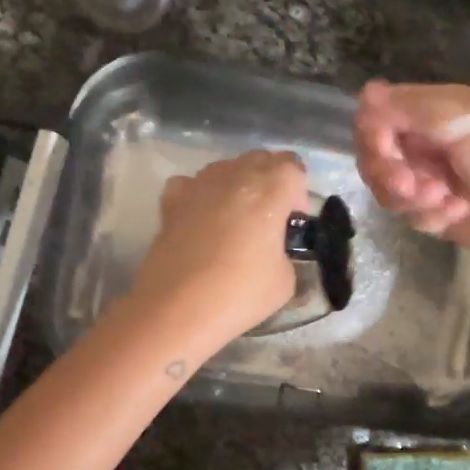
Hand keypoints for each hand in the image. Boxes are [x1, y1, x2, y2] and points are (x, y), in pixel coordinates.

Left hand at [129, 150, 311, 347]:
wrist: (177, 308)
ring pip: (226, 169)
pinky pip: (193, 184)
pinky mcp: (171, 200)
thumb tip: (272, 249)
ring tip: (235, 221)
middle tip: (270, 219)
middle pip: (260, 160)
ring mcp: (199, 184)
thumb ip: (284, 250)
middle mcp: (234, 175)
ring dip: (237, 186)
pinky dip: (202, 195)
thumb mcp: (285, 279)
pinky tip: (203, 220)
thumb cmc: (240, 293)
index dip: (298, 194)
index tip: (293, 223)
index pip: (293, 167)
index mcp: (270, 188)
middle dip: (270, 183)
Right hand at [354, 80, 469, 262]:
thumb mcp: (464, 122)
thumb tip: (365, 93)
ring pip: (387, 190)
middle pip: (375, 156)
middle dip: (389, 173)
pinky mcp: (436, 213)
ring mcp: (429, 179)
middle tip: (412, 186)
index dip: (372, 135)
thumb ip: (411, 108)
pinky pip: (410, 216)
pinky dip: (430, 216)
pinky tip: (458, 212)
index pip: (376, 117)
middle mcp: (425, 143)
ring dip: (411, 198)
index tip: (386, 150)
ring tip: (444, 200)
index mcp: (431, 112)